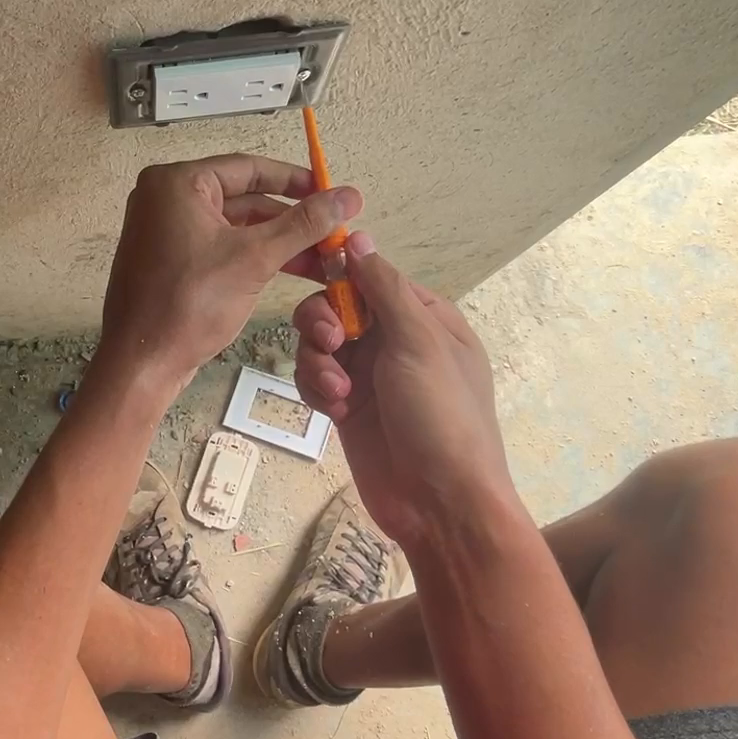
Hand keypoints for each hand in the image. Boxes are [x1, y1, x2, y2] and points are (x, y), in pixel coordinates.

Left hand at [98, 154, 360, 390]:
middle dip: (291, 219)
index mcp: (176, 184)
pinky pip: (220, 248)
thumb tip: (347, 197)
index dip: (295, 180)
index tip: (330, 192)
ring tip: (322, 259)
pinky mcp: (171, 261)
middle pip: (243, 198)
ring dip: (277, 242)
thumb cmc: (186, 305)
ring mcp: (165, 232)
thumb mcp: (255, 258)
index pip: (248, 168)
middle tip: (332, 231)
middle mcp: (165, 200)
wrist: (143, 361)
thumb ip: (304, 224)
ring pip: (235, 227)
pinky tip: (290, 270)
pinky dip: (253, 257)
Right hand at [292, 232, 524, 550]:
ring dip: (318, 365)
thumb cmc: (440, 414)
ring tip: (338, 394)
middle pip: (336, 308)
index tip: (297, 264)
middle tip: (330, 344)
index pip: (370, 274)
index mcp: (423, 316)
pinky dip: (317, 391)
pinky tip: (334, 412)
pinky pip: (315, 380)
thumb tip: (358, 236)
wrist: (438, 503)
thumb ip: (384, 288)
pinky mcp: (347, 407)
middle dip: (322, 324)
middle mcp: (394, 340)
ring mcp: (369, 375)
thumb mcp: (418, 342)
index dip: (335, 268)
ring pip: (318, 345)